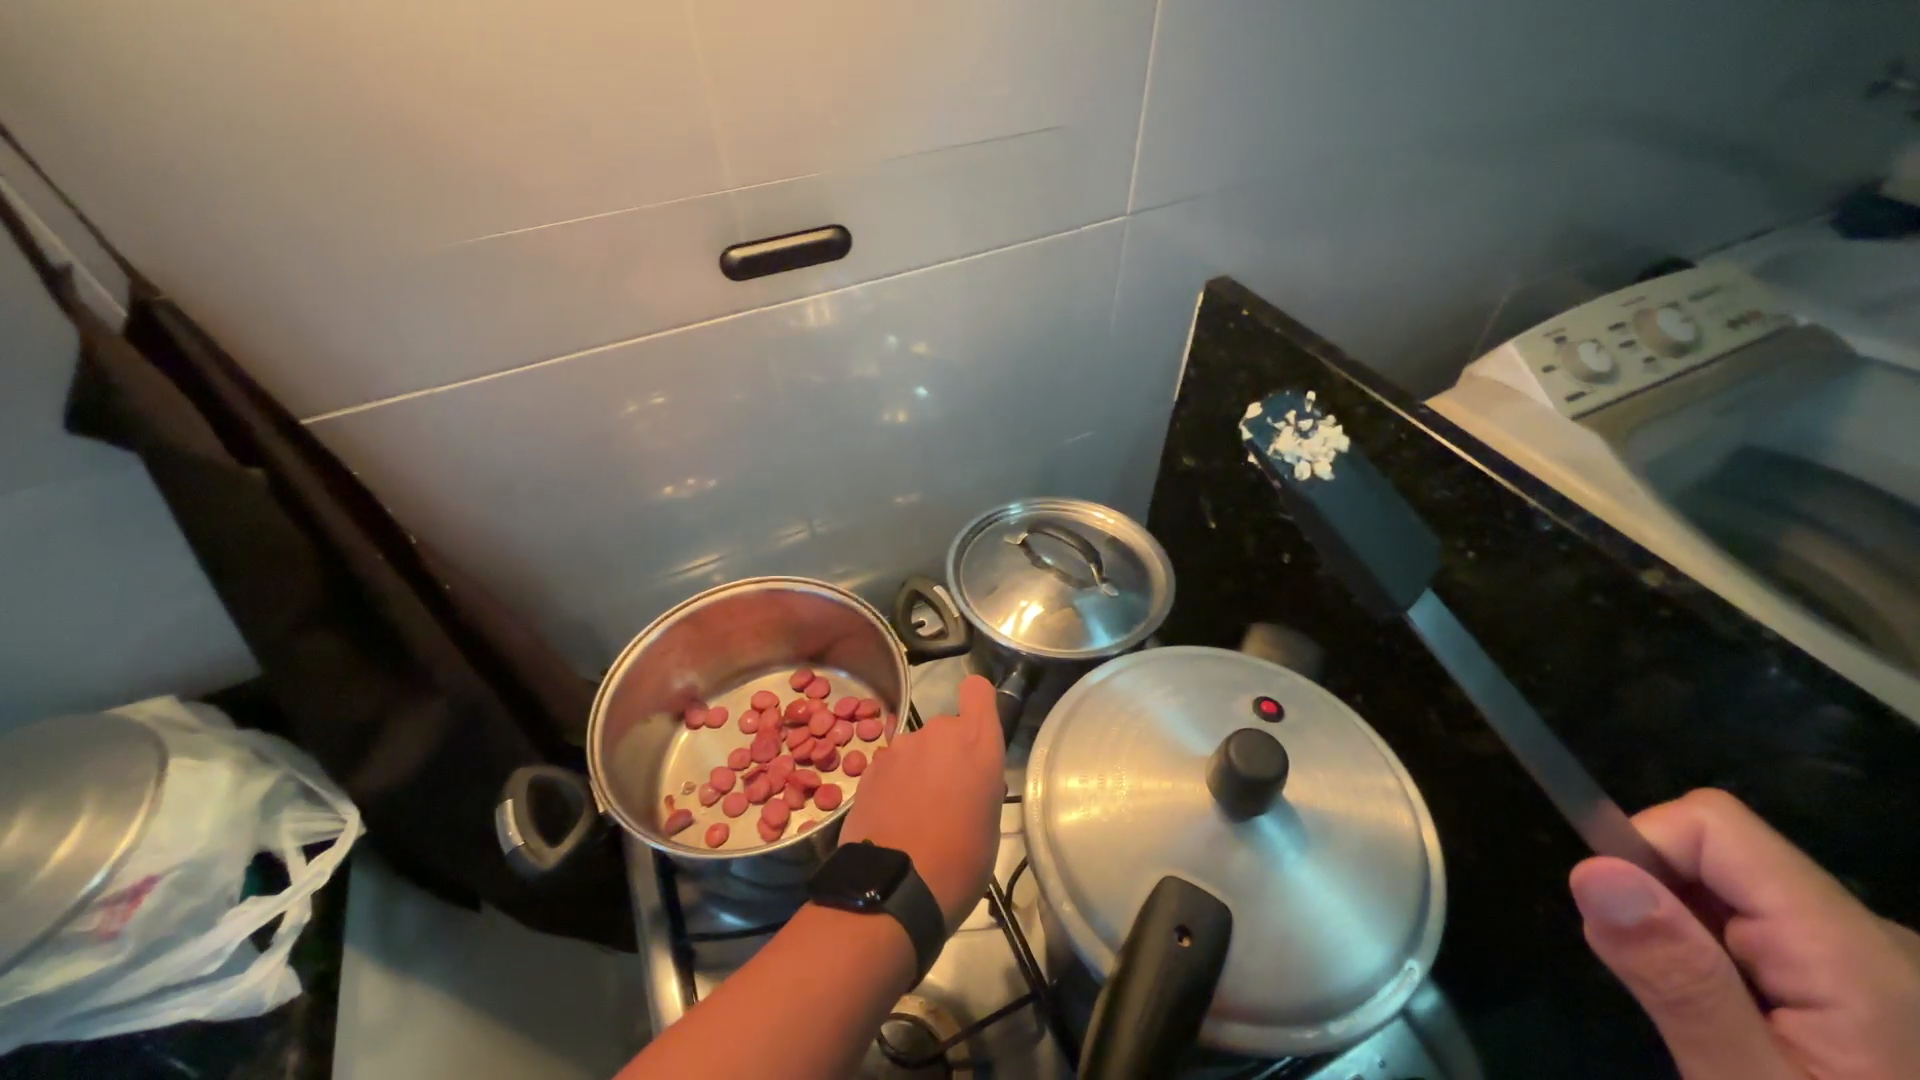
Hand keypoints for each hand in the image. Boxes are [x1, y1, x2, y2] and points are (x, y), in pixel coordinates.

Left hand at [838, 674, 1005, 927]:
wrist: (894, 888)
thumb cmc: (961, 860)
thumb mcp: (989, 823)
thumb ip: (981, 785)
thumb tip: (969, 782)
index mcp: (977, 742)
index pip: (977, 690)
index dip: (977, 703)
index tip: (976, 731)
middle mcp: (938, 733)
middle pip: (946, 727)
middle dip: (947, 753)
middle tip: (949, 797)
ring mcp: (899, 748)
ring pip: (916, 750)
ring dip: (918, 770)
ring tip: (917, 815)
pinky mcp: (869, 768)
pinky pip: (891, 767)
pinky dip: (893, 785)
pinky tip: (893, 820)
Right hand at [1568, 788, 1919, 1079]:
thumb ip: (1679, 981)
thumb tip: (1594, 871)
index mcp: (1856, 954)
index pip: (1713, 825)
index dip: (1643, 854)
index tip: (1624, 931)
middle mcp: (1881, 935)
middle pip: (1724, 854)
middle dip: (1666, 907)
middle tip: (1678, 1004)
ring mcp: (1886, 958)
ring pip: (1740, 892)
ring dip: (1695, 939)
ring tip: (1721, 1028)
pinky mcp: (1878, 979)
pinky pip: (1768, 926)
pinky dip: (1728, 961)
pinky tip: (1756, 1030)